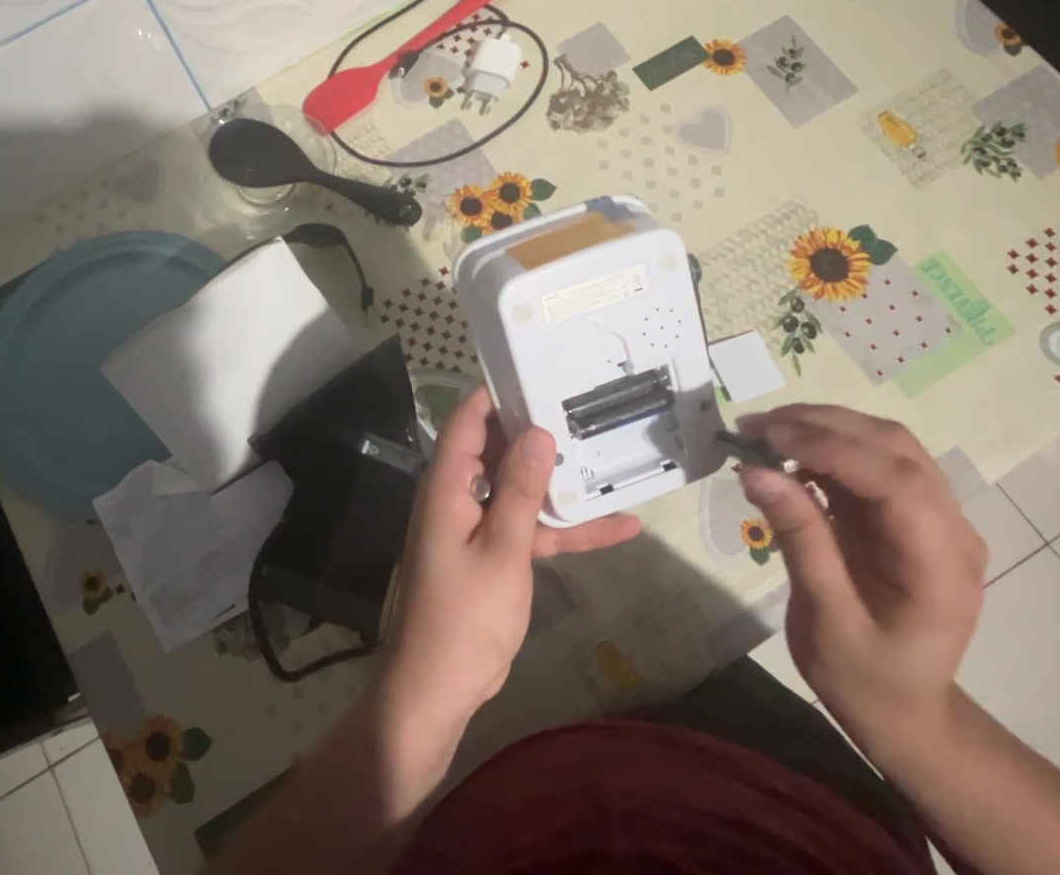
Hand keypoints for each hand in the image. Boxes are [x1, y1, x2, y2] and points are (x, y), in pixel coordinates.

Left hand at [383, 388, 640, 724]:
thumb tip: (538, 431)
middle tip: (588, 407)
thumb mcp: (503, 549)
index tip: (540, 372)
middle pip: (498, 450)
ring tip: (611, 456)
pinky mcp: (493, 555)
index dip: (499, 394)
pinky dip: (564, 529)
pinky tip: (619, 528)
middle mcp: (458, 498)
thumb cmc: (467, 615)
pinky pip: (529, 530)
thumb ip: (521, 491)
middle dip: (539, 431)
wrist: (440, 686)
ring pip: (520, 490)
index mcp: (448, 486)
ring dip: (559, 482)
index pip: (468, 421)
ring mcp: (476, 527)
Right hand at [735, 404, 986, 758]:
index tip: (763, 436)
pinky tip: (787, 456)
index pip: (894, 479)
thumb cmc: (865, 679)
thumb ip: (799, 540)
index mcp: (940, 563)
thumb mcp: (825, 618)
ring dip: (825, 429)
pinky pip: (875, 466)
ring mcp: (936, 519)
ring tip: (763, 433)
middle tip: (752, 427)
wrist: (905, 712)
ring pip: (887, 446)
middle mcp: (951, 529)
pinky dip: (829, 450)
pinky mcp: (911, 517)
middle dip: (822, 426)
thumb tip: (754, 472)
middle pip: (894, 448)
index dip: (828, 447)